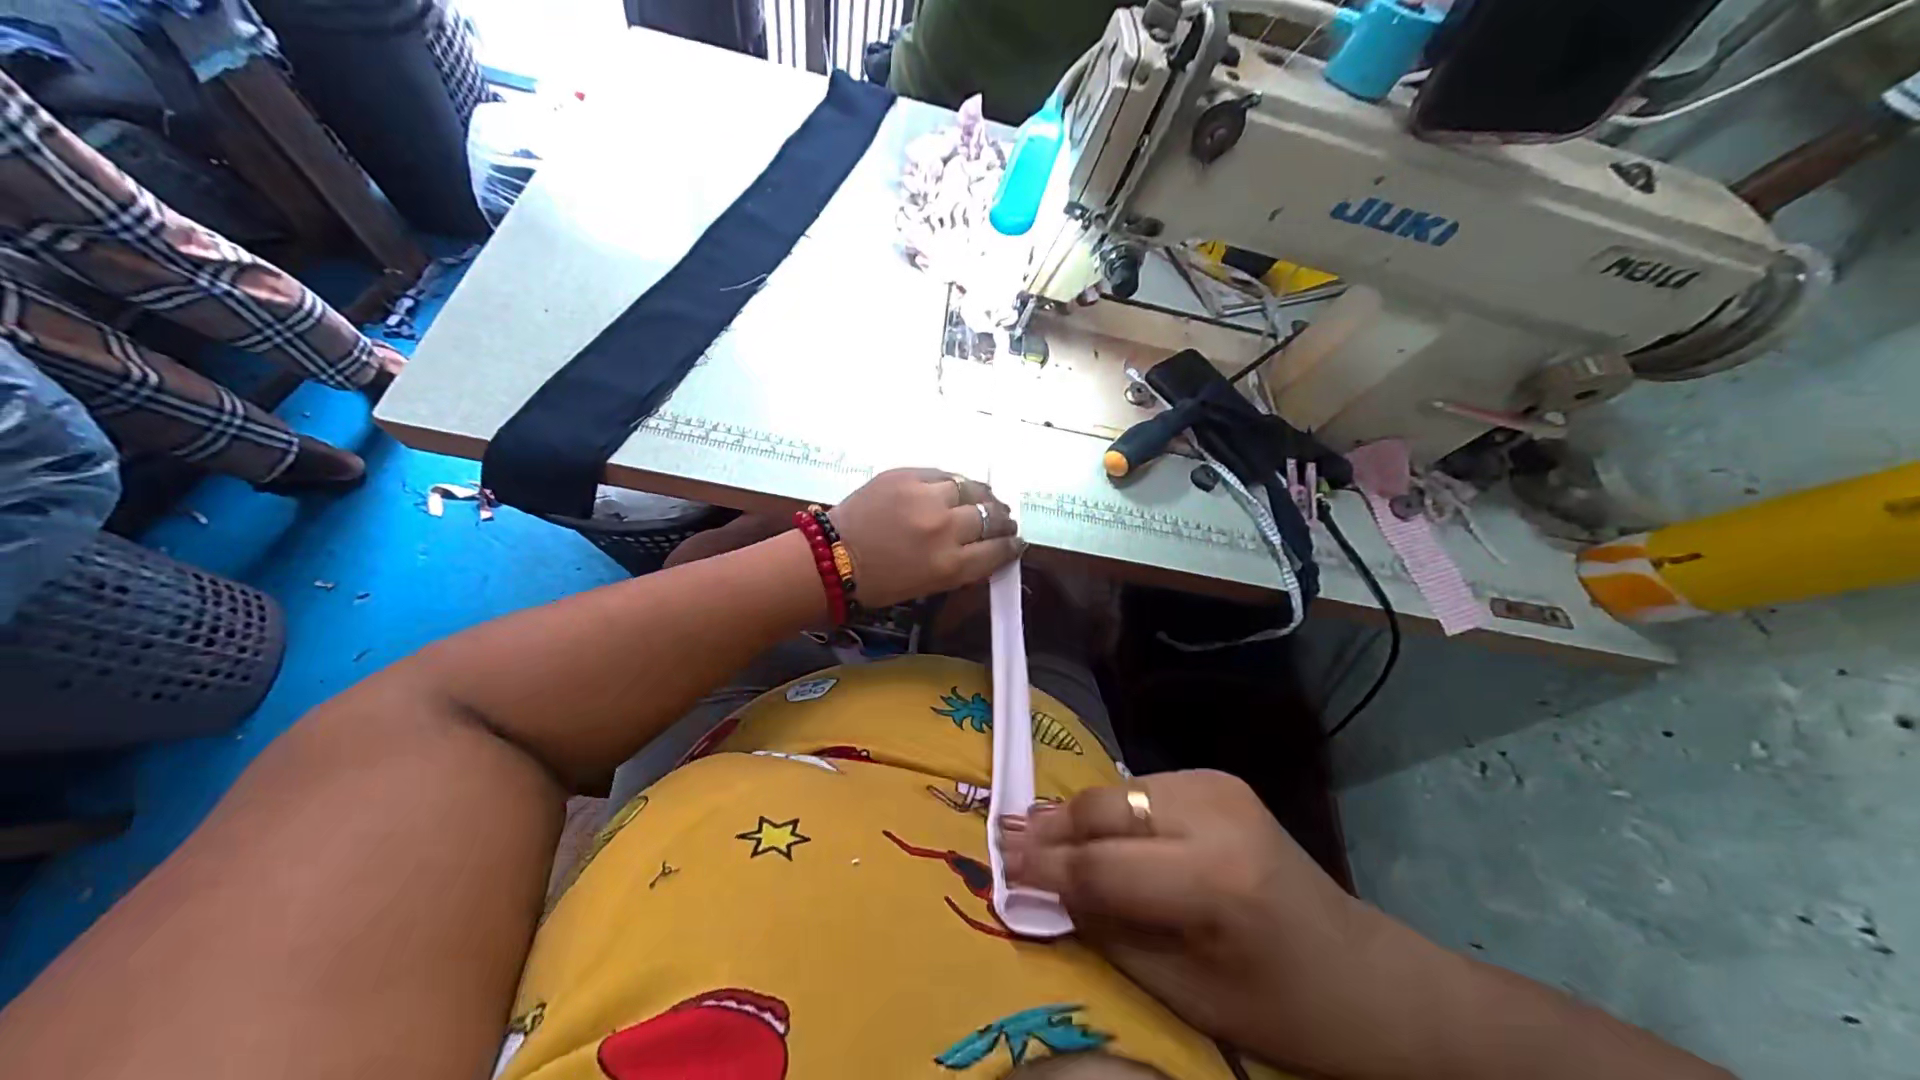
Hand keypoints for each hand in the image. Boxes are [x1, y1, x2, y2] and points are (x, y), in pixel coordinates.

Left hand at [828, 468, 1022, 606]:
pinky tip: (954, 487)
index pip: (997, 550)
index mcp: (950, 565)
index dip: (1011, 545)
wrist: (832, 558)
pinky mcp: (905, 476)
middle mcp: (944, 529)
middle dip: (1002, 519)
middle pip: (990, 517)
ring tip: (985, 497)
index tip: (1016, 541)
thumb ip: (962, 566)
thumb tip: (988, 549)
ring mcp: (925, 498)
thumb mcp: (929, 585)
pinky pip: (942, 474)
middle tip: (1004, 518)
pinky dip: (952, 483)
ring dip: (982, 495)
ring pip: (970, 488)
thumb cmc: (879, 582)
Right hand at [1006, 773, 1734, 1079]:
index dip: (1044, 868)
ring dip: (1076, 816)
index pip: (1102, 866)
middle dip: (1050, 828)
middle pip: (1104, 807)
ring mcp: (1220, 786)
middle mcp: (1217, 814)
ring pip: (1117, 789)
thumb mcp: (1184, 992)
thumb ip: (1107, 932)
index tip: (997, 867)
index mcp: (1216, 880)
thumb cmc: (1280, 1008)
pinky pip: (1141, 788)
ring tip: (1035, 836)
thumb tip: (1040, 891)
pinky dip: (1110, 810)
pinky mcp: (1220, 779)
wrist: (1369, 977)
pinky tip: (1092, 832)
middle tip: (1004, 842)